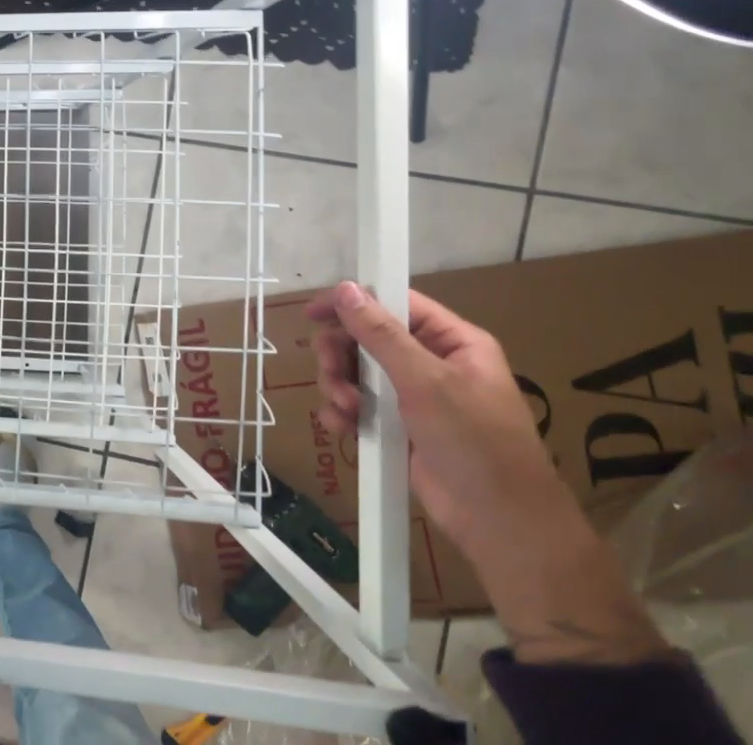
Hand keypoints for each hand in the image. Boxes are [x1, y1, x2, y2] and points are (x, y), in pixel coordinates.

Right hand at [306, 281, 563, 559]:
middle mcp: (430, 363)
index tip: (312, 312)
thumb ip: (381, 334)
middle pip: (365, 338)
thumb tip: (345, 288)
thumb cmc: (474, 441)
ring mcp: (411, 396)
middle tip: (332, 372)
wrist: (495, 517)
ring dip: (339, 386)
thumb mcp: (426, 381)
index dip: (353, 303)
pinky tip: (344, 427)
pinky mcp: (393, 425)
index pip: (396, 303)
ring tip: (347, 410)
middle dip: (341, 355)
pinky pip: (353, 405)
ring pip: (353, 372)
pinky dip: (342, 413)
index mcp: (452, 342)